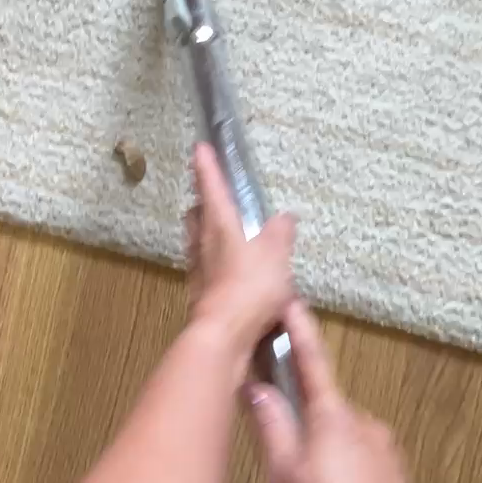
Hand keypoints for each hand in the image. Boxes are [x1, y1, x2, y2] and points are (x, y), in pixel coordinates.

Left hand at [183, 143, 296, 350]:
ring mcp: (198, 269)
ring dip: (204, 230)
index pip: (211, 187)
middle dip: (201, 201)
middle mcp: (202, 243)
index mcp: (219, 225)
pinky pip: (204, 266)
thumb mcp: (276, 256)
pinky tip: (226, 269)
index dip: (206, 167)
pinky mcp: (200, 293)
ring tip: (219, 229)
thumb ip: (280, 234)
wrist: (223, 334)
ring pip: (197, 240)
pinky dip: (213, 260)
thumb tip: (285, 217)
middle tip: (209, 193)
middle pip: (196, 215)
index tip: (199, 147)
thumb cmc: (249, 288)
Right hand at [245, 302, 442, 482]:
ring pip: (331, 446)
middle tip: (274, 474)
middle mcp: (363, 426)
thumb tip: (257, 389)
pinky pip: (350, 471)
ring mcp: (382, 454)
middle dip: (292, 432)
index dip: (299, 329)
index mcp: (334, 416)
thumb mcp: (285, 477)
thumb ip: (270, 427)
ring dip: (310, 466)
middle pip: (317, 411)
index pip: (312, 360)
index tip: (291, 301)